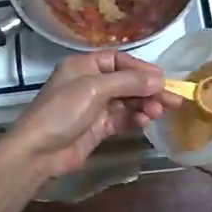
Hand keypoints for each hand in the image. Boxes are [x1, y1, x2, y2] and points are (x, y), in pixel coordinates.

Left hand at [1, 51, 179, 179]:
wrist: (39, 151)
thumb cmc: (63, 112)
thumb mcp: (94, 89)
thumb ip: (128, 82)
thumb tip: (159, 80)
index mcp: (83, 66)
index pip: (118, 60)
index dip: (141, 69)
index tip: (161, 80)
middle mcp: (89, 83)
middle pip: (126, 82)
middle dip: (148, 90)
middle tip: (173, 100)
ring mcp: (93, 106)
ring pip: (127, 101)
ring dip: (144, 105)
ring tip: (158, 112)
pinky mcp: (97, 128)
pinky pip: (122, 119)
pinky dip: (135, 119)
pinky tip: (145, 122)